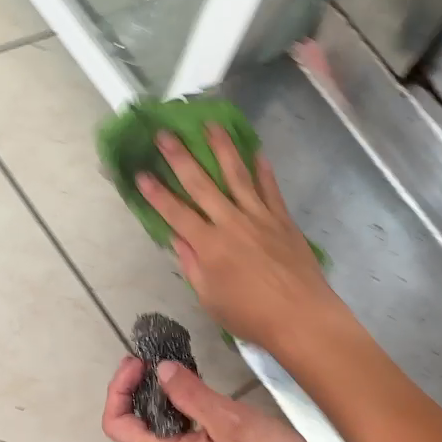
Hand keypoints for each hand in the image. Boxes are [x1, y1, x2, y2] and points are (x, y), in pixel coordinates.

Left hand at [101, 356, 333, 441]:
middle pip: (132, 424)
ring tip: (172, 365)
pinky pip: (179, 428)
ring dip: (156, 394)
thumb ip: (190, 394)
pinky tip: (196, 385)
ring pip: (156, 425)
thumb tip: (160, 370)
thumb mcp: (228, 421)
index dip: (119, 390)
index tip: (140, 363)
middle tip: (152, 358)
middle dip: (134, 388)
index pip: (117, 425)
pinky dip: (179, 403)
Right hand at [136, 125, 344, 350]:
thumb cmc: (251, 316)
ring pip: (237, 175)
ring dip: (222, 148)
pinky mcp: (282, 219)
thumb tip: (178, 239)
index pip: (175, 213)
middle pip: (201, 184)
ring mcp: (259, 217)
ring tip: (211, 124)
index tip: (141, 173)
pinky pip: (269, 188)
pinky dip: (262, 169)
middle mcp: (231, 223)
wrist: (301, 316)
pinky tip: (256, 151)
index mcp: (209, 245)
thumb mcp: (210, 299)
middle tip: (164, 134)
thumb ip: (193, 266)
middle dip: (180, 157)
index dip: (156, 194)